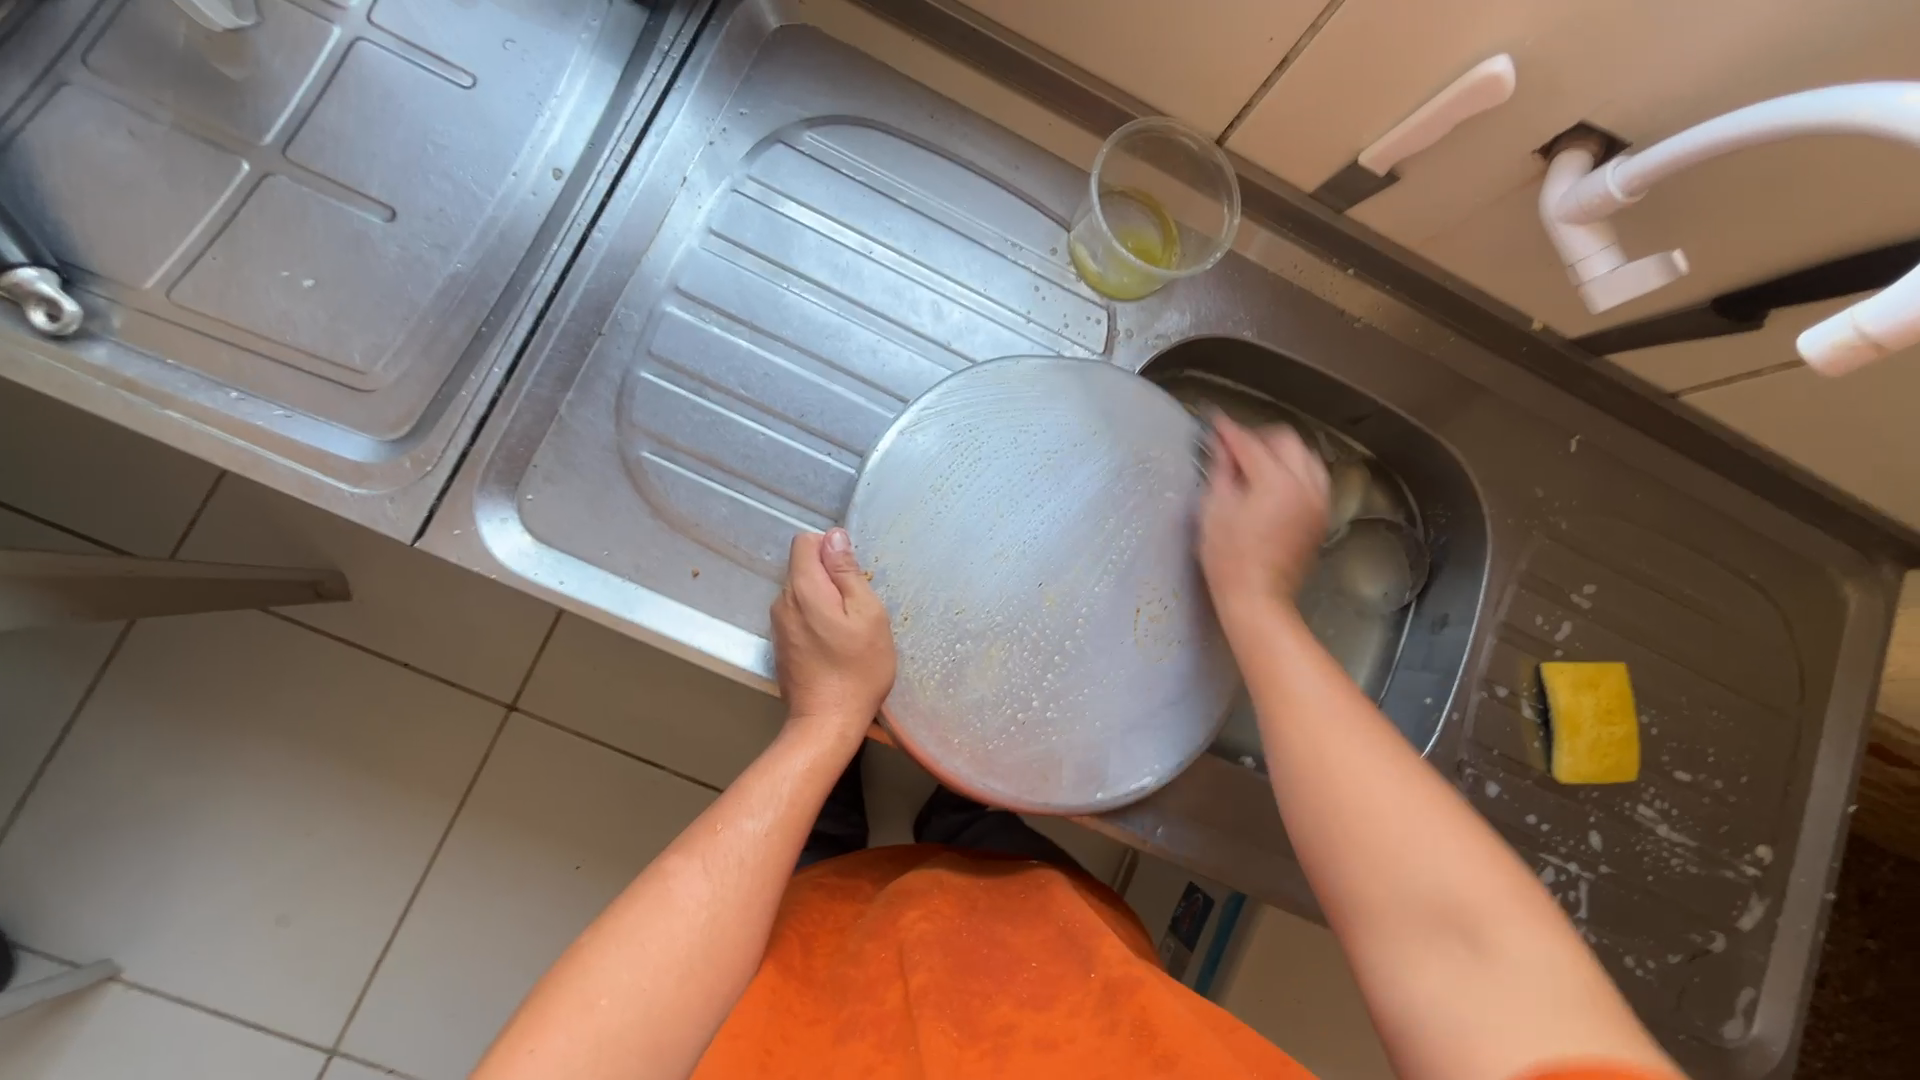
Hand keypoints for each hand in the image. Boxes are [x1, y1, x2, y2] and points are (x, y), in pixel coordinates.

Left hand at [770, 527, 896, 733]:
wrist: (827, 722)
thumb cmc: (857, 669)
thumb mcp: (867, 614)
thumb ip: (847, 572)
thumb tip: (835, 537)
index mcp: (803, 588)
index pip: (805, 541)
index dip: (831, 548)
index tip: (854, 574)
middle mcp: (783, 601)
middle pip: (803, 567)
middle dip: (831, 576)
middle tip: (858, 607)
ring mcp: (779, 624)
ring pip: (803, 592)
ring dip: (826, 599)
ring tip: (850, 628)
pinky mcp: (782, 644)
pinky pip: (800, 614)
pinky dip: (817, 619)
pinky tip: (836, 644)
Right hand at [1198, 415, 1330, 622]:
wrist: (1257, 597)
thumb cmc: (1227, 557)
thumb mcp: (1215, 509)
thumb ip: (1222, 470)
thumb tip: (1223, 445)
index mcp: (1275, 481)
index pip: (1249, 443)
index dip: (1228, 431)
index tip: (1214, 422)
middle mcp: (1305, 484)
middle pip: (1287, 440)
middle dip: (1259, 437)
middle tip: (1234, 446)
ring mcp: (1318, 500)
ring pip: (1305, 456)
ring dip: (1281, 452)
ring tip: (1256, 463)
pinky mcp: (1321, 516)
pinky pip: (1313, 478)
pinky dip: (1295, 471)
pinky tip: (1274, 483)